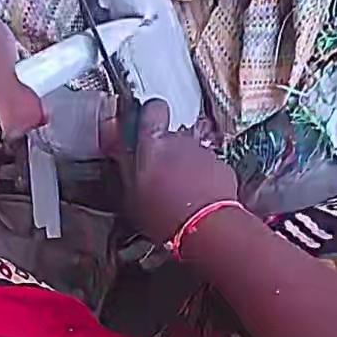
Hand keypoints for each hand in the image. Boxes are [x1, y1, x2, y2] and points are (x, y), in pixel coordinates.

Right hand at [100, 98, 240, 240]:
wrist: (206, 227)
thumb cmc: (163, 213)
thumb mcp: (129, 193)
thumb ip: (123, 163)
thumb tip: (115, 143)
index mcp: (153, 143)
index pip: (152, 109)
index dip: (148, 115)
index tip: (142, 128)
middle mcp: (180, 141)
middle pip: (171, 135)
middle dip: (164, 150)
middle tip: (155, 176)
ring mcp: (203, 152)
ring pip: (188, 152)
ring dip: (182, 167)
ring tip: (174, 194)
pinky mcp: (221, 166)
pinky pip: (206, 167)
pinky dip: (200, 179)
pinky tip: (193, 200)